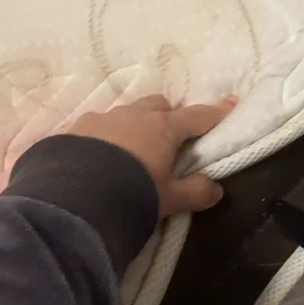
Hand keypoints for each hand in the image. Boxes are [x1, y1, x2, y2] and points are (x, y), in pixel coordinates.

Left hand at [66, 95, 235, 216]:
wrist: (73, 199)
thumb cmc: (132, 193)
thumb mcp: (168, 200)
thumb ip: (194, 193)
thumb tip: (215, 190)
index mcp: (163, 128)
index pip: (197, 117)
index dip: (216, 113)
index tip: (230, 105)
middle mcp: (133, 116)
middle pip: (158, 104)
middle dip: (168, 115)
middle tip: (171, 137)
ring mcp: (101, 119)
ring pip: (125, 113)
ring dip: (133, 126)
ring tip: (129, 150)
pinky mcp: (74, 129)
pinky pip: (95, 127)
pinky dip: (103, 138)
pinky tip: (97, 157)